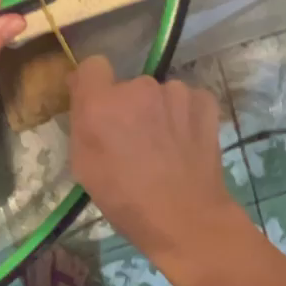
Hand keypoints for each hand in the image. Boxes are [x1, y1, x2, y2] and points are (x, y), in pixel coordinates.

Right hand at [68, 56, 248, 263]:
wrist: (186, 219)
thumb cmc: (125, 201)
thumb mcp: (84, 168)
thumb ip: (81, 124)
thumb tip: (82, 93)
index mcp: (101, 104)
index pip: (92, 66)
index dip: (93, 86)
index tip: (97, 108)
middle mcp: (138, 87)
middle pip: (128, 86)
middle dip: (128, 108)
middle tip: (134, 143)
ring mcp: (176, 91)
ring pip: (159, 95)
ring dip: (157, 113)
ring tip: (163, 149)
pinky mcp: (204, 100)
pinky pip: (187, 101)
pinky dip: (184, 117)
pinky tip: (185, 145)